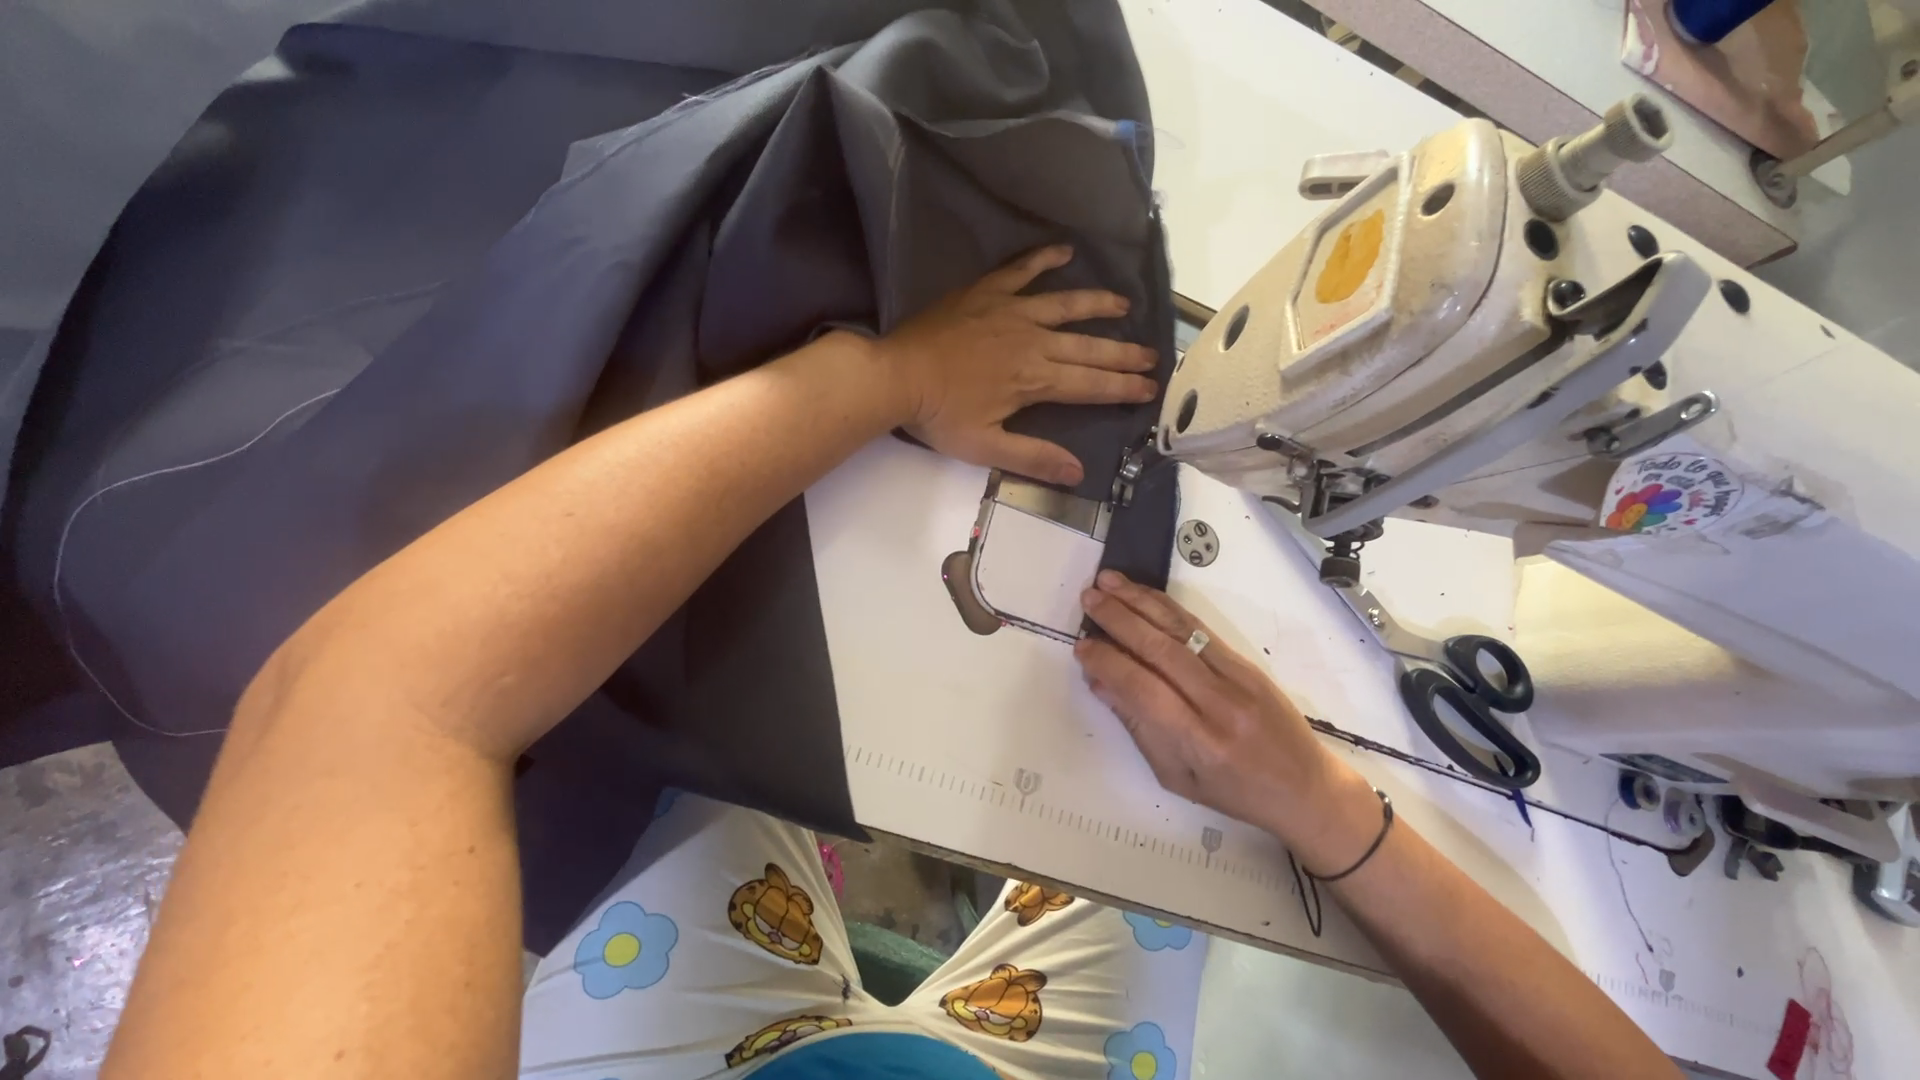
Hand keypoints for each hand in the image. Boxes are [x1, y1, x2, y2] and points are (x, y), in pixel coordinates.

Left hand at [875, 244, 1158, 484]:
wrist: (897, 375)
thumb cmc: (939, 415)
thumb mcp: (985, 447)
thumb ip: (1033, 458)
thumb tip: (1078, 472)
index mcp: (1035, 380)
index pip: (1090, 385)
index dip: (1122, 388)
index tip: (1150, 388)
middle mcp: (1033, 341)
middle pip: (1088, 347)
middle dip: (1123, 352)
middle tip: (1152, 353)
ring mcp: (1011, 311)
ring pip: (1066, 304)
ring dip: (1098, 304)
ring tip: (1125, 304)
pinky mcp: (987, 292)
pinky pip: (1022, 270)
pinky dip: (1044, 259)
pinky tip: (1064, 251)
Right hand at [1074, 570, 1383, 873]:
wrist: (1305, 787)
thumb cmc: (1234, 793)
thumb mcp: (1176, 776)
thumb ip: (1138, 727)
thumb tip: (1100, 682)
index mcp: (1199, 742)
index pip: (1143, 690)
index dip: (1108, 663)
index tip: (1081, 646)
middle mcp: (1220, 705)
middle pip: (1161, 650)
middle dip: (1119, 620)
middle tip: (1088, 598)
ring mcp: (1238, 679)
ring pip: (1182, 630)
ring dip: (1141, 602)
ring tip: (1109, 581)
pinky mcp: (1248, 663)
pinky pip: (1201, 629)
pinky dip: (1169, 608)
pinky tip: (1145, 596)